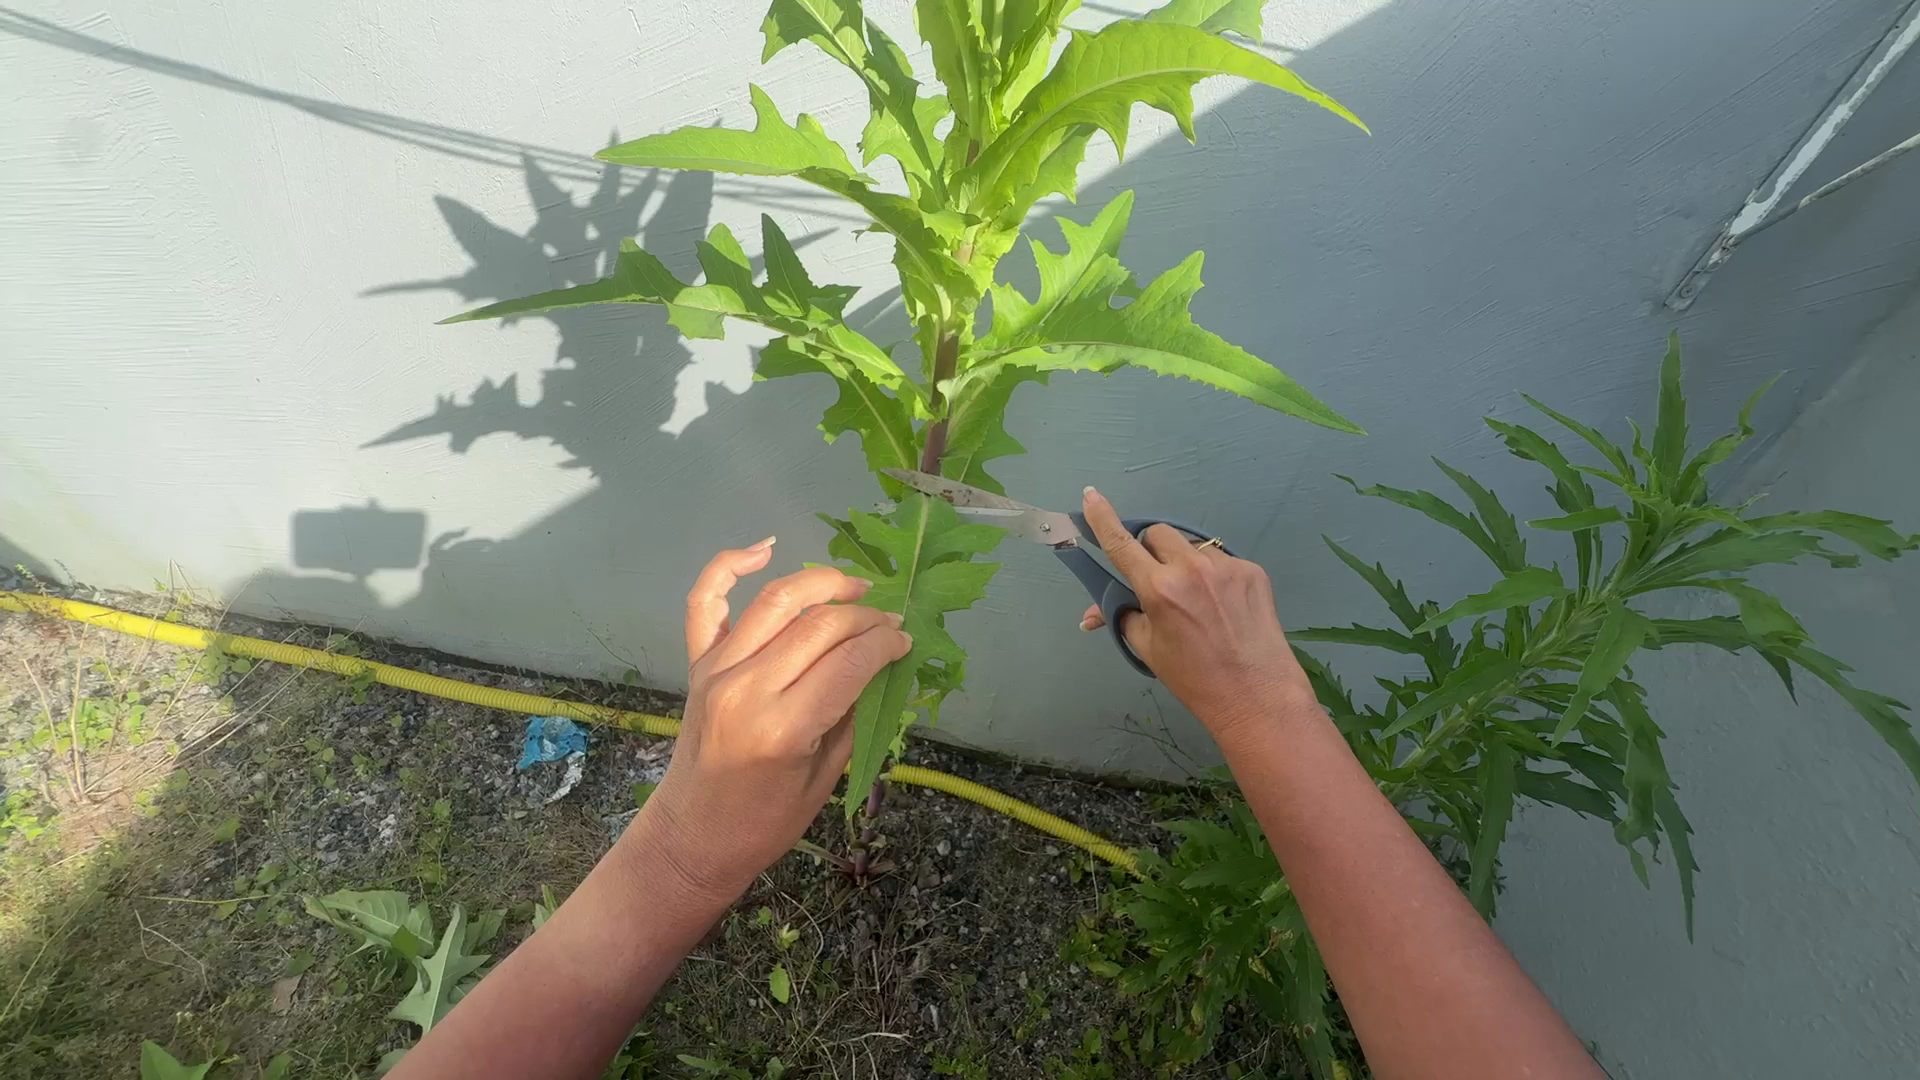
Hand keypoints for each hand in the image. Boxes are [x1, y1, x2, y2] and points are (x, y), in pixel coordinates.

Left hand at [625, 539, 911, 902]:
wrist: (692, 837)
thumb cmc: (767, 821)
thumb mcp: (827, 775)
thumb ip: (854, 711)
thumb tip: (883, 662)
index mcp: (783, 728)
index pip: (850, 661)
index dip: (886, 643)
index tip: (906, 640)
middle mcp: (746, 686)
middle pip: (820, 624)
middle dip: (866, 616)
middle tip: (890, 622)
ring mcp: (716, 668)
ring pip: (777, 599)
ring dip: (823, 583)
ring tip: (855, 587)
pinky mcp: (697, 661)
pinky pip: (707, 599)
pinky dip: (730, 564)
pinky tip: (766, 548)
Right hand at [1076, 488, 1311, 741]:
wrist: (1257, 696)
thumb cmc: (1193, 678)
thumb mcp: (1147, 649)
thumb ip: (1121, 618)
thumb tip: (1090, 616)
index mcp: (1159, 589)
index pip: (1121, 544)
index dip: (1102, 517)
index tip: (1091, 495)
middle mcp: (1191, 569)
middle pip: (1157, 534)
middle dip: (1150, 550)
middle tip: (1157, 581)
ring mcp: (1225, 566)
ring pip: (1190, 545)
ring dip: (1182, 561)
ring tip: (1195, 598)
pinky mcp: (1251, 571)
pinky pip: (1219, 559)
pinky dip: (1211, 574)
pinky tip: (1221, 604)